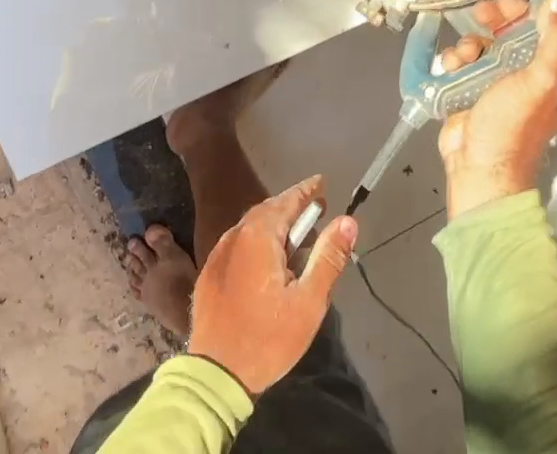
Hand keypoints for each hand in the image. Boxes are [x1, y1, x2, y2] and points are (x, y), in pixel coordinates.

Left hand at [186, 175, 358, 396]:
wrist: (216, 374)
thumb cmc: (268, 338)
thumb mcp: (308, 301)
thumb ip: (328, 257)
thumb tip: (348, 221)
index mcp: (258, 237)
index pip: (286, 201)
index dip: (306, 191)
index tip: (321, 182)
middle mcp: (234, 237)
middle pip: (266, 211)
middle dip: (291, 206)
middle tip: (315, 209)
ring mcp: (217, 256)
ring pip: (250, 227)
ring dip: (273, 223)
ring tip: (296, 234)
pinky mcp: (209, 274)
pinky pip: (237, 244)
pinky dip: (257, 240)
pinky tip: (268, 258)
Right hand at [436, 0, 556, 217]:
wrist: (478, 166)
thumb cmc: (514, 124)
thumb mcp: (541, 81)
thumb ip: (554, 40)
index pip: (549, 30)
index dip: (531, 12)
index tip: (510, 1)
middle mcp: (532, 77)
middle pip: (515, 33)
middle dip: (497, 21)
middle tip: (481, 12)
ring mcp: (500, 83)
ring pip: (487, 45)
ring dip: (472, 42)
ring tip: (465, 53)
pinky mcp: (472, 90)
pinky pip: (465, 62)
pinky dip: (457, 59)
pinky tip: (453, 65)